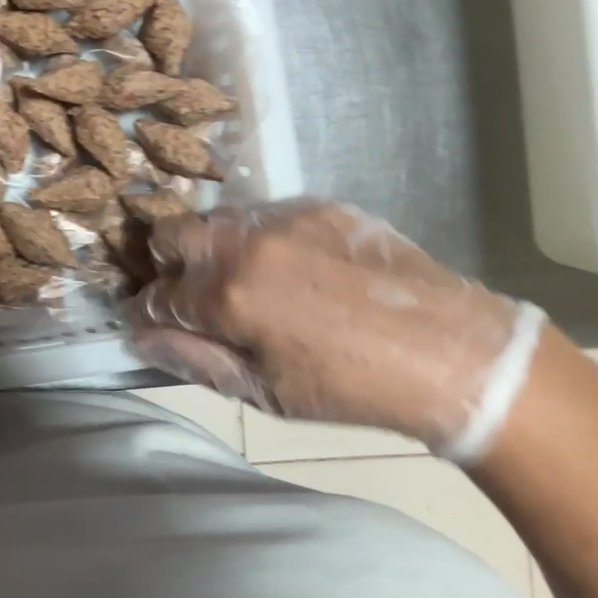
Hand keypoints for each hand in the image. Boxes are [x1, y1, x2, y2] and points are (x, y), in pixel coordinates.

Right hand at [124, 200, 547, 464]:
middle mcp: (245, 243)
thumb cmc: (351, 389)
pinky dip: (265, 240)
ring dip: (216, 249)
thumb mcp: (264, 391)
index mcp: (227, 294)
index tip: (156, 324)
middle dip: (171, 265)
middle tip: (201, 298)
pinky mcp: (321, 207)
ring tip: (253, 284)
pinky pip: (267, 215)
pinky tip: (301, 273)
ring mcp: (285, 218)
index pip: (156, 295)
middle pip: (171, 234)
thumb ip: (193, 358)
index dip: (149, 314)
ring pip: (217, 219)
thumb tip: (140, 337)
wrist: (457, 357)